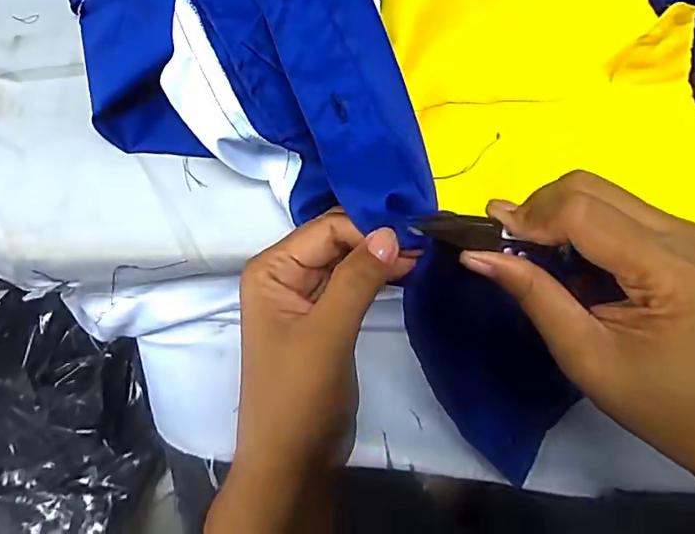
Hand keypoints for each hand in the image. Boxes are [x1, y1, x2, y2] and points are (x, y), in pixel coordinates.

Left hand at [236, 211, 416, 469]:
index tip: (413, 231)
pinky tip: (404, 271)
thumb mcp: (328, 333)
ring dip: (378, 255)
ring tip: (422, 251)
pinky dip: (374, 276)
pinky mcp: (322, 316)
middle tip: (423, 237)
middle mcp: (283, 272)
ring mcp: (302, 295)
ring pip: (344, 259)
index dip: (366, 227)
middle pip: (333, 239)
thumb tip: (390, 231)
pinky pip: (349, 283)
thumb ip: (357, 279)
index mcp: (271, 268)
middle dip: (374, 236)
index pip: (324, 230)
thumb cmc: (299, 396)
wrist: (291, 467)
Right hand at [459, 171, 694, 476]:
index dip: (531, 216)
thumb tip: (474, 253)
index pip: (584, 212)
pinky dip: (581, 220)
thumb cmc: (662, 404)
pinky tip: (577, 257)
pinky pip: (616, 204)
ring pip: (600, 190)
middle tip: (514, 247)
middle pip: (589, 188)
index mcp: (677, 275)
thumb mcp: (586, 358)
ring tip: (542, 253)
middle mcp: (691, 239)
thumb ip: (533, 295)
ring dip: (557, 212)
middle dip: (539, 209)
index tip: (495, 238)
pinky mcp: (689, 233)